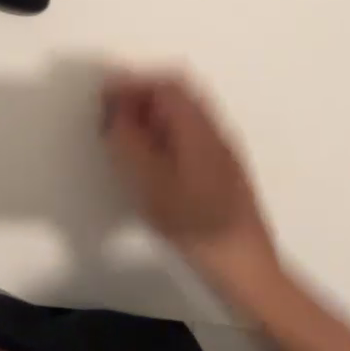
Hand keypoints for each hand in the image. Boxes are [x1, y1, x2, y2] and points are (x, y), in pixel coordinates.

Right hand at [101, 70, 275, 282]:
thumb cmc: (191, 219)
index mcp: (197, 127)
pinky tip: (152, 164)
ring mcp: (224, 153)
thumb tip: (113, 108)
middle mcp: (215, 131)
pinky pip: (190, 136)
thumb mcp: (146, 177)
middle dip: (141, 97)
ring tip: (127, 140)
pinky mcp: (224, 173)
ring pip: (184, 117)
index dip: (131, 83)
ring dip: (153, 118)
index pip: (166, 83)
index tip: (105, 100)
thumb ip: (126, 136)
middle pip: (178, 94)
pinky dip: (165, 136)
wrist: (245, 267)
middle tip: (114, 117)